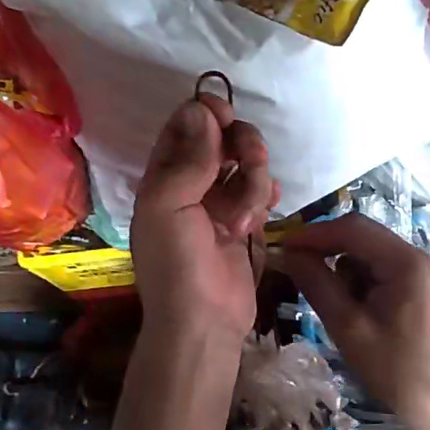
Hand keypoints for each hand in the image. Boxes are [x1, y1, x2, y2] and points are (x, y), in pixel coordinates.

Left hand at [130, 96, 278, 341]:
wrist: (203, 321)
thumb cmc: (177, 264)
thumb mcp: (169, 207)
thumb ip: (188, 158)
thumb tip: (201, 108)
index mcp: (164, 177)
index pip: (186, 127)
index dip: (207, 114)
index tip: (227, 117)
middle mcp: (191, 186)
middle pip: (223, 140)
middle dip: (242, 146)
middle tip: (252, 160)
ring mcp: (220, 205)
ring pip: (247, 166)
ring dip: (254, 183)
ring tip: (247, 218)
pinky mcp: (245, 224)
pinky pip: (261, 193)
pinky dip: (265, 197)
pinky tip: (264, 213)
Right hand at [277, 213, 429, 419]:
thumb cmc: (390, 367)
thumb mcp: (346, 325)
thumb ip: (316, 284)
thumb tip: (287, 253)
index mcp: (406, 263)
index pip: (353, 229)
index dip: (315, 233)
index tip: (283, 245)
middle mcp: (416, 257)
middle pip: (362, 236)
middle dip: (326, 249)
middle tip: (295, 266)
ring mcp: (419, 271)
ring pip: (367, 252)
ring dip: (342, 268)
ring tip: (332, 302)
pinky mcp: (415, 285)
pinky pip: (378, 268)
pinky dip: (356, 280)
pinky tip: (350, 308)